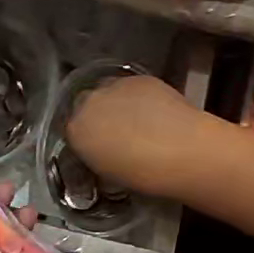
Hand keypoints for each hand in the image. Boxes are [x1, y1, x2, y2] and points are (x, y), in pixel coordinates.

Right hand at [65, 74, 220, 196]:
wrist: (181, 152)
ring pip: (109, 91)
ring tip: (137, 120)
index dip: (85, 135)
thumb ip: (96, 154)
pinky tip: (154, 111)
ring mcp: (115, 86)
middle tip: (115, 130)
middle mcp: (89, 103)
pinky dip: (139, 97)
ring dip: (117, 102)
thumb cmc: (143, 174)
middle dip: (97, 113)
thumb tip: (102, 150)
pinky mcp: (140, 78)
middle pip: (86, 103)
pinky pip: (132, 87)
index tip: (97, 143)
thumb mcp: (108, 173)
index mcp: (76, 130)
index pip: (72, 128)